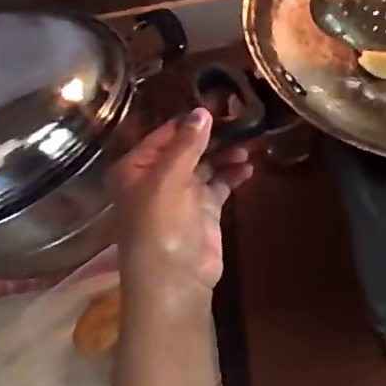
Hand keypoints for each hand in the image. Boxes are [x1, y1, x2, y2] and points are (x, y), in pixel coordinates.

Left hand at [109, 108, 254, 300]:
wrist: (176, 279)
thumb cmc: (161, 226)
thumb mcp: (169, 180)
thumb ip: (187, 144)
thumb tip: (203, 111)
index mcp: (135, 169)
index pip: (164, 135)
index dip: (191, 121)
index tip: (222, 106)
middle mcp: (156, 178)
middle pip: (188, 148)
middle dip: (215, 138)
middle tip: (244, 124)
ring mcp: (181, 195)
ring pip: (207, 164)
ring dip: (227, 155)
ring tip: (250, 148)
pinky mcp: (204, 210)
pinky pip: (219, 184)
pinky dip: (233, 175)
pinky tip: (249, 168)